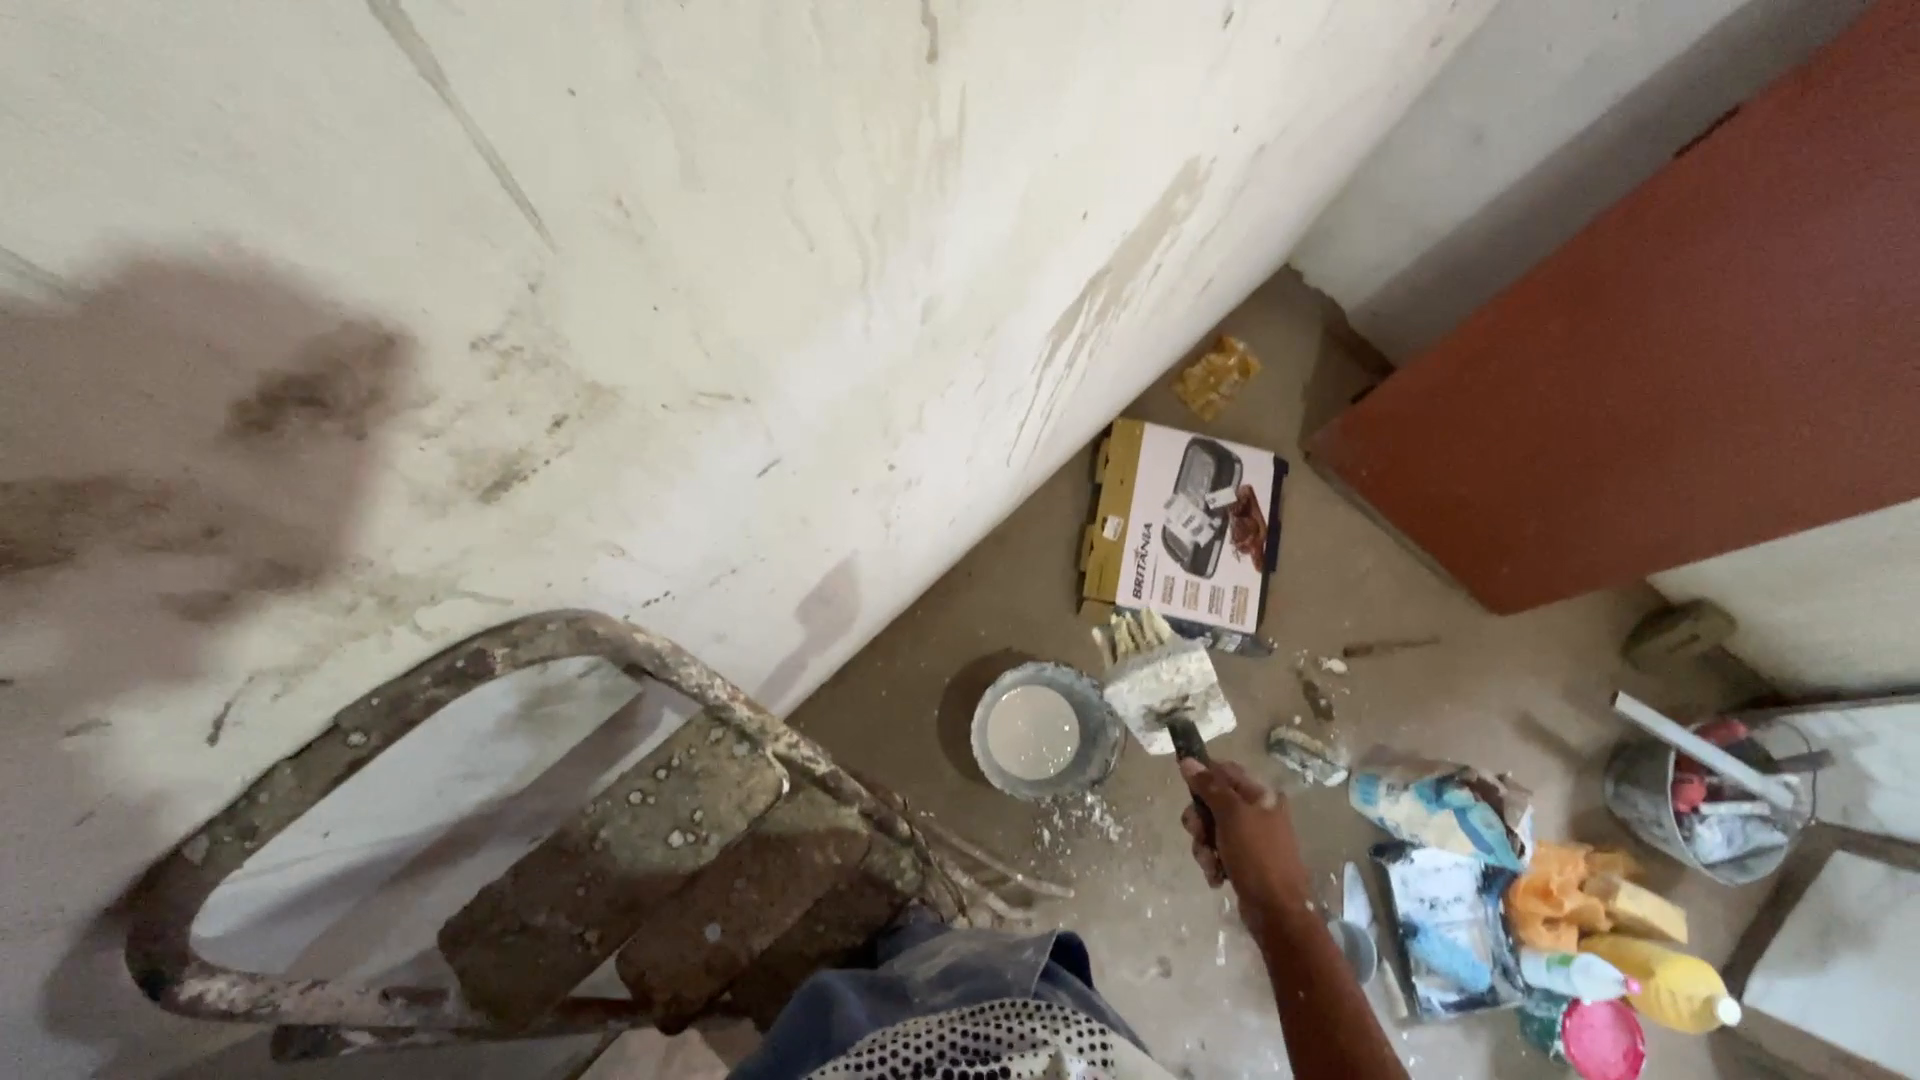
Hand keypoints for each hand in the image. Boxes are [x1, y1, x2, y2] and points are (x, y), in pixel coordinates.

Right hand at [1180, 758, 1309, 918]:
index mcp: (1261, 795)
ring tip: (1210, 862)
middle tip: (1200, 834)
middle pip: (1212, 801)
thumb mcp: (1231, 816)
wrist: (1277, 912)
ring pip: (1210, 828)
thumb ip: (1209, 787)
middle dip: (1200, 820)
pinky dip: (1212, 861)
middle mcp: (1257, 812)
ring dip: (1203, 845)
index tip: (1188, 791)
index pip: (1225, 771)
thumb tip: (1188, 761)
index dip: (1204, 777)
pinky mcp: (1244, 860)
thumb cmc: (1257, 857)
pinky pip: (1216, 850)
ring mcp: (1250, 838)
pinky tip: (1217, 876)